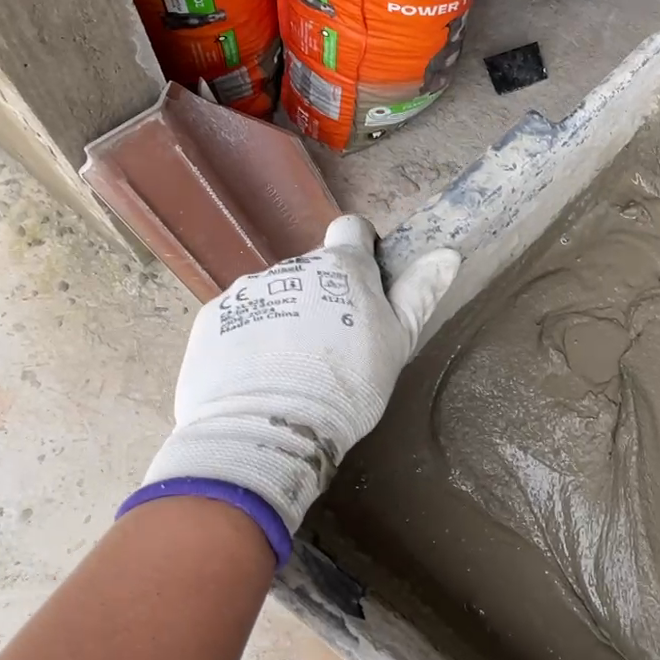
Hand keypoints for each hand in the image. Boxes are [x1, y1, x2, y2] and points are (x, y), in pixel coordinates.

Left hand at [132, 215, 459, 562]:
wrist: (268, 430)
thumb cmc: (349, 384)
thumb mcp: (398, 341)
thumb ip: (419, 293)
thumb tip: (448, 253)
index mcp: (342, 266)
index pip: (351, 229)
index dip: (360, 250)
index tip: (364, 283)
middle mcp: (292, 266)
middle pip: (313, 268)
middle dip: (322, 293)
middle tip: (332, 343)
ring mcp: (248, 290)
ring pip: (276, 293)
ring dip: (286, 314)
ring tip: (291, 365)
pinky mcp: (212, 318)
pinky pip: (238, 318)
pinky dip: (250, 337)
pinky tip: (258, 374)